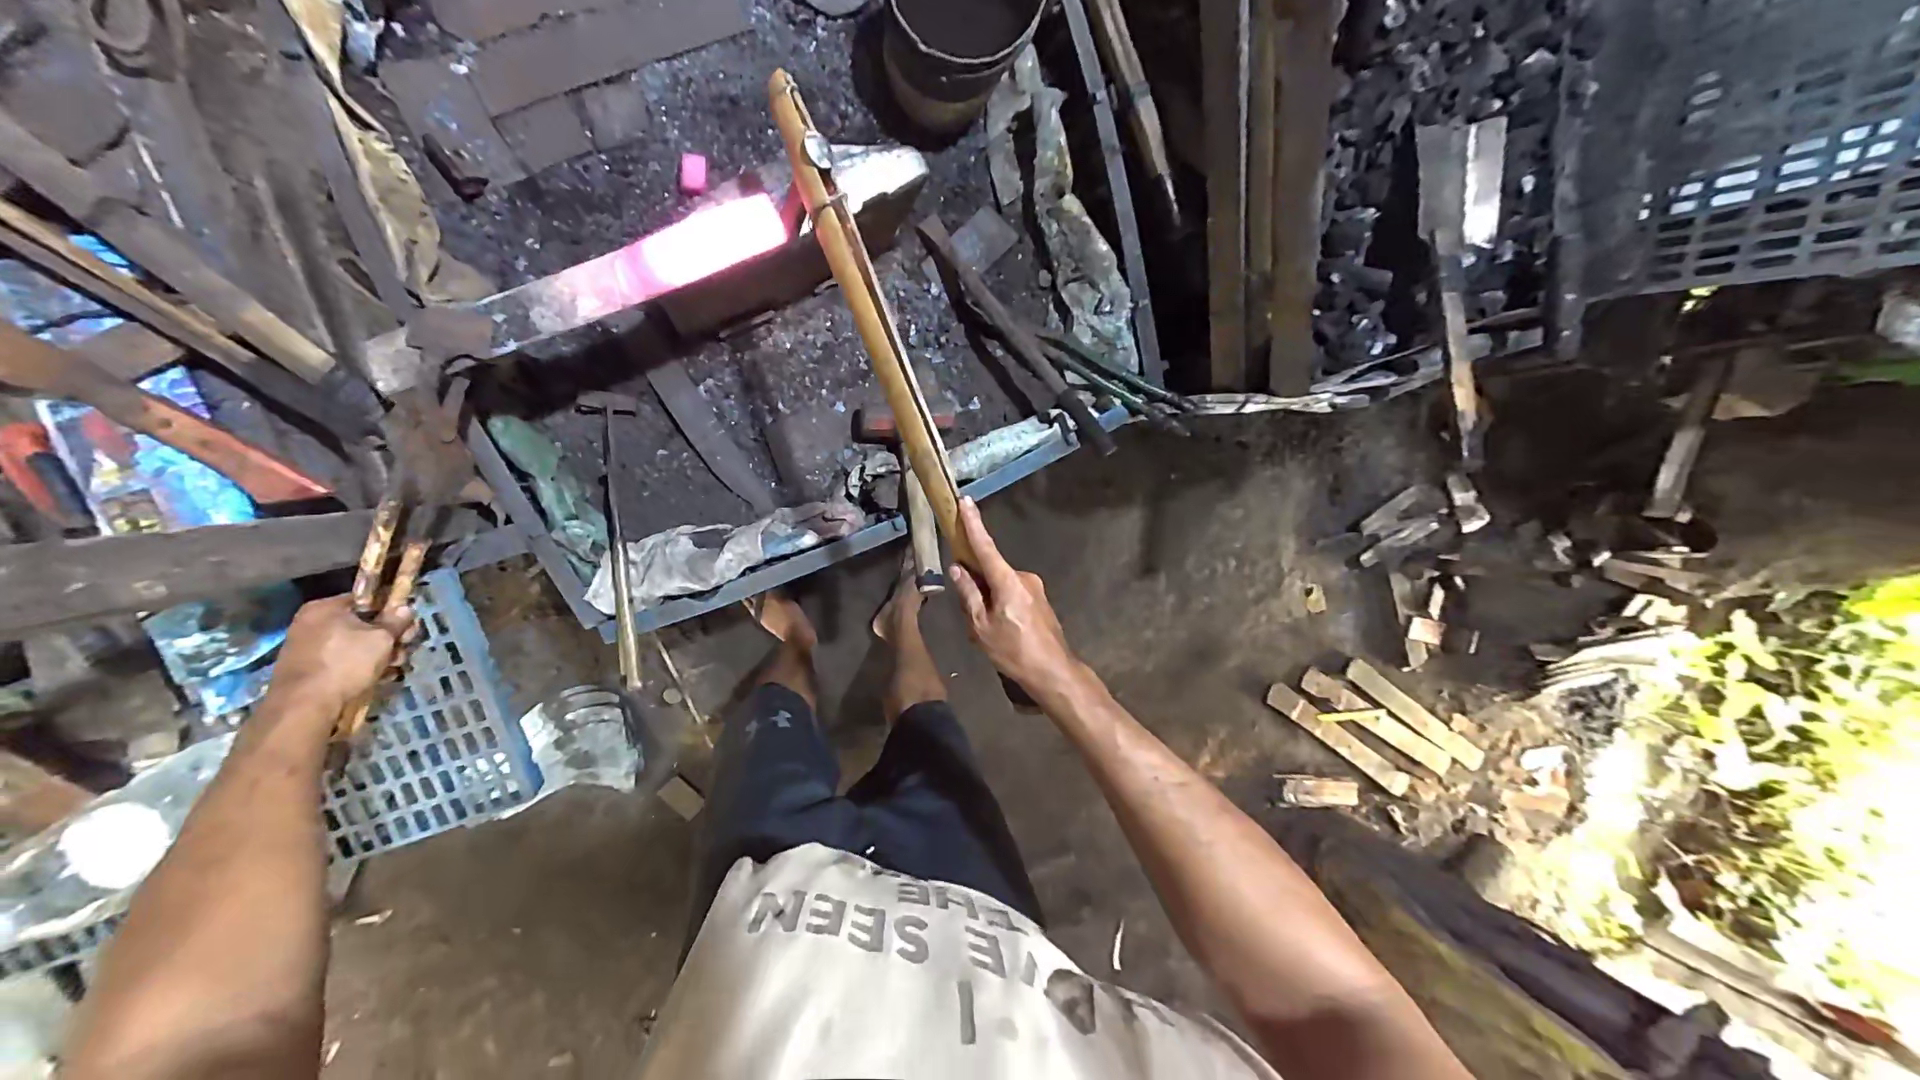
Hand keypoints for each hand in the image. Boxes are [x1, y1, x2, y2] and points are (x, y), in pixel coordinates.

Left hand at [264, 595, 415, 717]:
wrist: (304, 705)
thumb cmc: (345, 663)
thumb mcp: (382, 638)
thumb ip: (396, 620)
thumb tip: (405, 607)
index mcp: (325, 608)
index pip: (368, 599)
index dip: (393, 611)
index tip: (408, 625)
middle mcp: (312, 623)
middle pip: (364, 623)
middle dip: (390, 637)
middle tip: (404, 648)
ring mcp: (308, 646)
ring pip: (356, 643)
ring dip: (381, 653)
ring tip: (394, 667)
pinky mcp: (309, 667)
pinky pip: (344, 659)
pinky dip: (362, 665)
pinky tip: (379, 676)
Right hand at [948, 497, 1082, 694]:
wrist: (1053, 671)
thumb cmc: (1014, 651)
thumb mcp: (982, 627)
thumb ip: (968, 595)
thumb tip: (957, 569)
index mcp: (1008, 581)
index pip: (985, 546)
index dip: (973, 523)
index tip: (965, 501)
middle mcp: (1024, 577)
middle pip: (991, 569)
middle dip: (975, 582)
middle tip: (969, 612)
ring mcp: (1034, 587)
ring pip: (1000, 583)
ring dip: (988, 597)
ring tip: (986, 630)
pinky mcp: (1039, 599)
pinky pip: (1012, 592)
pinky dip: (1000, 603)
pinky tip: (1000, 630)